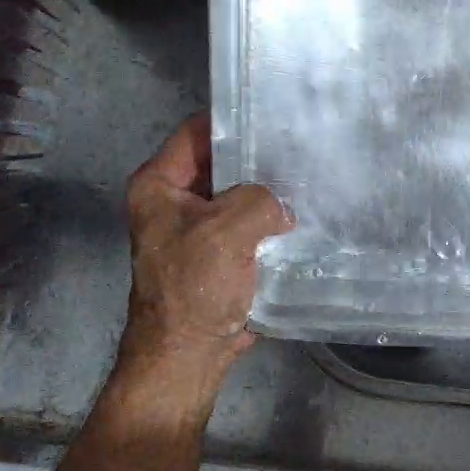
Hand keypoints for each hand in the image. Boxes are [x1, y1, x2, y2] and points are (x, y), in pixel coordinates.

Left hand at [121, 114, 293, 371]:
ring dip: (270, 199)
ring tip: (310, 186)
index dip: (233, 122)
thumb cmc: (195, 288)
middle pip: (223, 167)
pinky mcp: (222, 260)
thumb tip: (282, 208)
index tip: (275, 116)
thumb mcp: (226, 231)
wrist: (189, 354)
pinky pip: (251, 232)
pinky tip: (304, 225)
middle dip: (259, 162)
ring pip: (241, 201)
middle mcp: (176, 204)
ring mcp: (200, 233)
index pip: (196, 134)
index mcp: (159, 186)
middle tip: (302, 152)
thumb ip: (258, 201)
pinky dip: (273, 229)